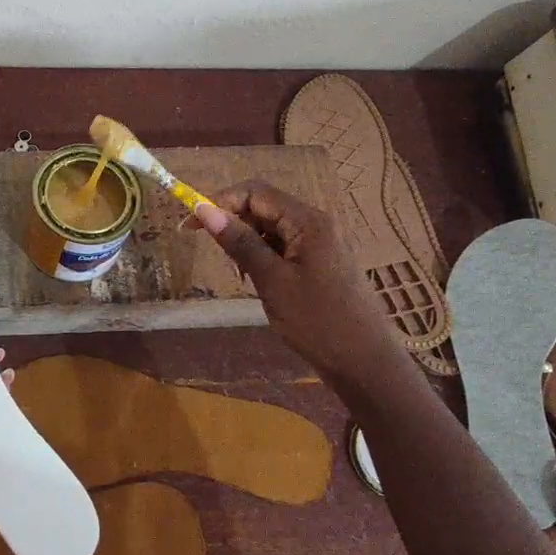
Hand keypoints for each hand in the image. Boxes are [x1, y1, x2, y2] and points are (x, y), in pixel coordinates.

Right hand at [195, 181, 402, 379]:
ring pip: (272, 227)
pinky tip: (257, 279)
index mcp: (308, 221)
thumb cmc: (317, 321)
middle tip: (213, 252)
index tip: (191, 225)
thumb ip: (240, 242)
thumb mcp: (271, 281)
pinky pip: (284, 245)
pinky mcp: (321, 261)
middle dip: (233, 222)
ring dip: (247, 241)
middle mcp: (317, 223)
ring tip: (239, 273)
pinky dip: (264, 255)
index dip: (219, 202)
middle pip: (264, 206)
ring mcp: (321, 242)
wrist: (364, 362)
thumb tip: (205, 210)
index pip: (255, 192)